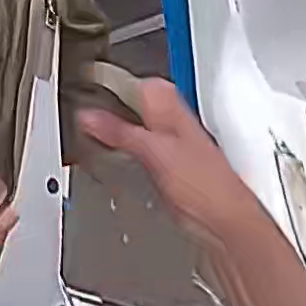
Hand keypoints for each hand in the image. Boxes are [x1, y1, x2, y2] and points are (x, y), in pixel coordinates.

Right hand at [77, 76, 269, 246]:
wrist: (226, 224)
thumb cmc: (206, 184)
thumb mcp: (152, 151)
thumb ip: (118, 131)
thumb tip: (88, 115)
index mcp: (167, 100)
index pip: (127, 81)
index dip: (102, 86)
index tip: (79, 93)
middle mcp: (168, 117)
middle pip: (126, 105)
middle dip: (103, 113)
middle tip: (80, 122)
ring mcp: (166, 141)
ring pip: (128, 128)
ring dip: (110, 136)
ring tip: (89, 144)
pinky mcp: (163, 165)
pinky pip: (133, 151)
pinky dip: (120, 155)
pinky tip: (110, 164)